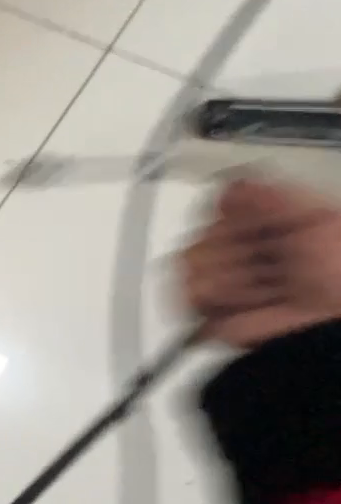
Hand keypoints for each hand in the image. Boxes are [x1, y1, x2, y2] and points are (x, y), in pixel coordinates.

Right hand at [183, 178, 340, 347]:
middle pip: (205, 227)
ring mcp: (220, 276)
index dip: (239, 209)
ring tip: (260, 285)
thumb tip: (234, 179)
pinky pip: (179, 282)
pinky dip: (212, 291)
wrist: (318, 324)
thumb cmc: (337, 278)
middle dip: (232, 242)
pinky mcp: (199, 300)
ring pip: (189, 254)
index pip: (227, 203)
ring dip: (226, 270)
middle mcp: (245, 250)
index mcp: (275, 229)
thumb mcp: (322, 221)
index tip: (261, 220)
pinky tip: (242, 298)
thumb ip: (274, 195)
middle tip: (268, 260)